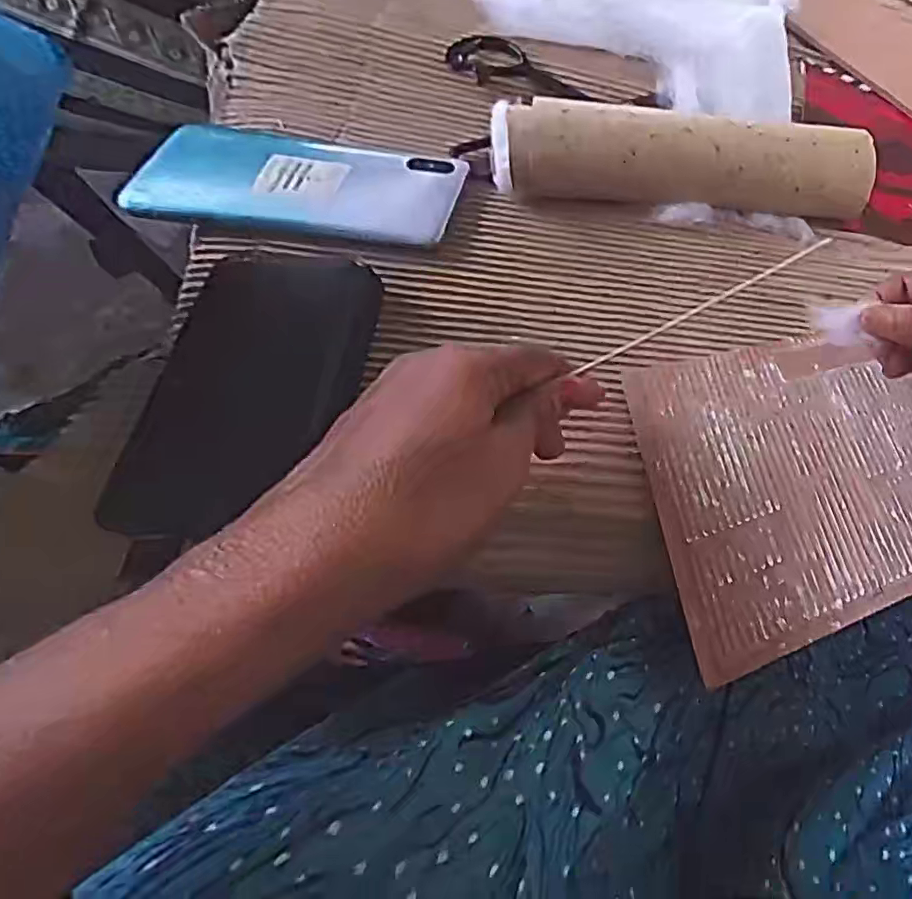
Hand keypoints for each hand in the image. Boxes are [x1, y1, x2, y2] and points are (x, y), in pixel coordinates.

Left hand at [247, 344, 603, 589]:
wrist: (316, 553)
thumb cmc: (430, 506)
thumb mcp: (505, 461)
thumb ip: (535, 416)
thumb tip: (550, 390)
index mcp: (464, 364)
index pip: (535, 359)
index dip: (570, 381)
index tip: (595, 401)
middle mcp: (422, 365)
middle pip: (495, 374)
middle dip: (533, 406)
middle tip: (552, 450)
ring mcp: (386, 392)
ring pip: (461, 397)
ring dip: (497, 421)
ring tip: (510, 466)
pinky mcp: (361, 424)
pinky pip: (430, 416)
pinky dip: (462, 433)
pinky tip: (461, 472)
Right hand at [860, 267, 911, 434]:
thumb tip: (870, 315)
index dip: (885, 300)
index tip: (864, 322)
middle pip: (906, 309)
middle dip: (886, 326)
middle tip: (873, 348)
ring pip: (909, 335)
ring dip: (892, 347)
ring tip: (887, 364)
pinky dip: (903, 362)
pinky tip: (895, 371)